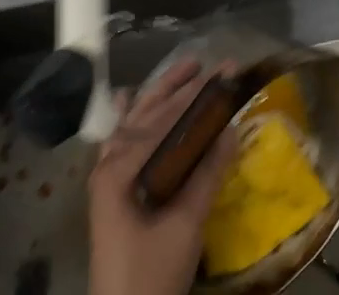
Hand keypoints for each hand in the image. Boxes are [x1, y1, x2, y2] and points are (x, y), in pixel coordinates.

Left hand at [88, 60, 237, 294]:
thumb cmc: (152, 273)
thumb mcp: (185, 224)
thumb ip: (206, 174)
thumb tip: (231, 129)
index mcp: (120, 170)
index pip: (163, 119)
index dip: (195, 92)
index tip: (224, 71)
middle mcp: (109, 167)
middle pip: (147, 115)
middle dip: (181, 88)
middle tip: (214, 66)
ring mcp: (108, 181)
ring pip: (134, 125)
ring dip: (160, 97)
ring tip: (184, 71)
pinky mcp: (114, 195)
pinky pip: (123, 144)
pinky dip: (132, 121)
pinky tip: (128, 103)